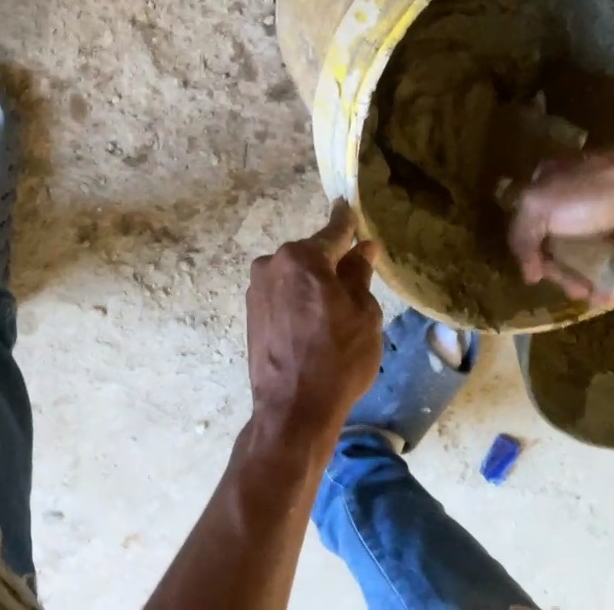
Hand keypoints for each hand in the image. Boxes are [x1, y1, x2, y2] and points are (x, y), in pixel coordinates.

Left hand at [246, 201, 383, 443]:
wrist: (293, 410)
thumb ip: (359, 274)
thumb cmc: (338, 359)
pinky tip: (312, 325)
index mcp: (303, 257)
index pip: (333, 232)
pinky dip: (298, 301)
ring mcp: (257, 289)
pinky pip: (282, 295)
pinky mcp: (250, 312)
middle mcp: (273, 264)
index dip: (346, 222)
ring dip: (312, 285)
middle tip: (354, 283)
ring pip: (295, 276)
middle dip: (331, 263)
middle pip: (311, 255)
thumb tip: (362, 249)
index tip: (346, 204)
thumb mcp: (364, 314)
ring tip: (334, 314)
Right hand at [507, 144, 613, 299]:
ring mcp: (608, 212)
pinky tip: (610, 294)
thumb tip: (529, 274)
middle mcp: (576, 193)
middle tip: (572, 290)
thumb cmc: (590, 193)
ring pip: (586, 251)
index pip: (528, 219)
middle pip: (556, 239)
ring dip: (583, 277)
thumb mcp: (538, 205)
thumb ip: (521, 237)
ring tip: (592, 296)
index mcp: (549, 179)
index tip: (538, 275)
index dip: (528, 249)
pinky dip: (611, 278)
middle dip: (559, 269)